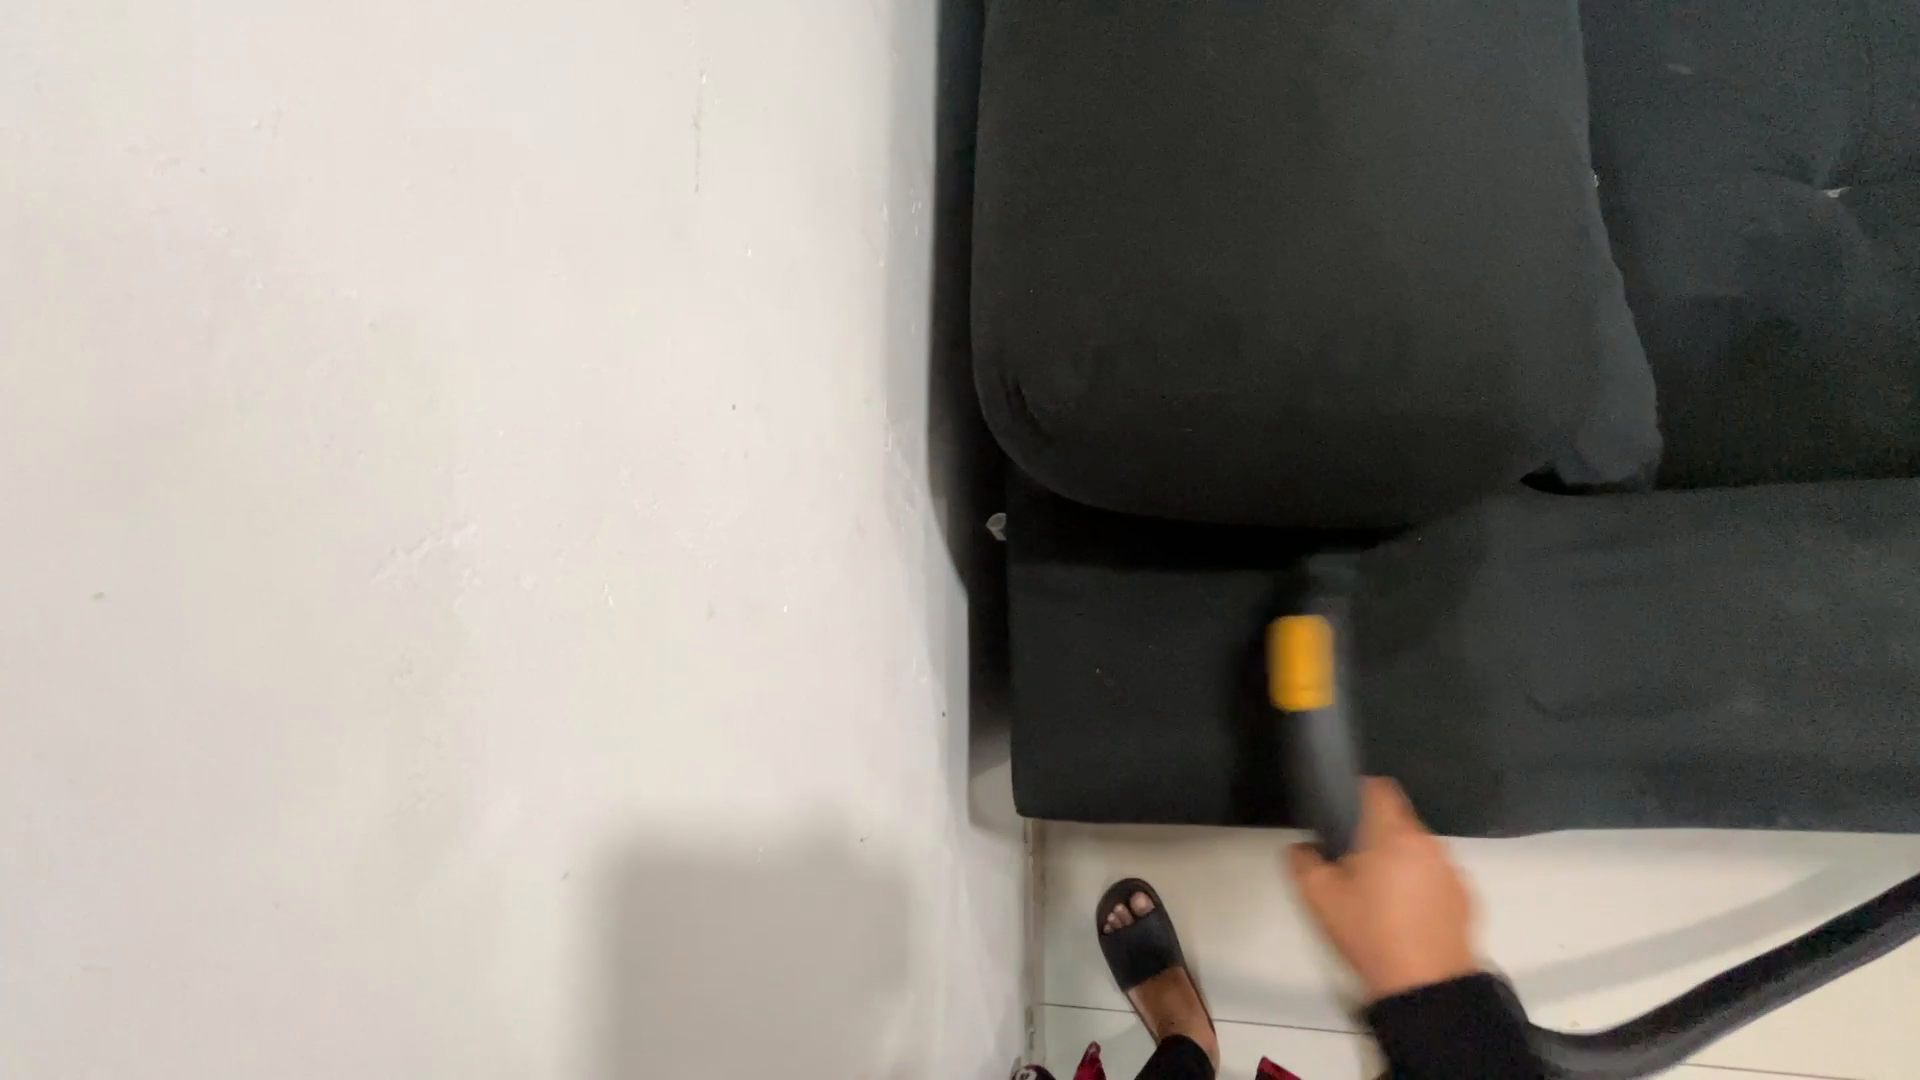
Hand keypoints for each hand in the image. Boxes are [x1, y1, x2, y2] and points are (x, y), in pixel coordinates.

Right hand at [1286, 777, 1479, 1000]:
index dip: (1358, 791)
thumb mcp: (1318, 896)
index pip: (1378, 788)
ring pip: (1418, 849)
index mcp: (1392, 835)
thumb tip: (1302, 846)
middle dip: (1376, 833)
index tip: (1342, 811)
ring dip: (1400, 859)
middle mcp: (1429, 844)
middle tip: (1352, 861)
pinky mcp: (1469, 899)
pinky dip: (1422, 884)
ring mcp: (1454, 872)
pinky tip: (1406, 912)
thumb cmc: (1370, 933)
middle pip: (1398, 821)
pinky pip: (1437, 876)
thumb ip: (1301, 859)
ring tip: (1381, 892)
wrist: (1427, 990)